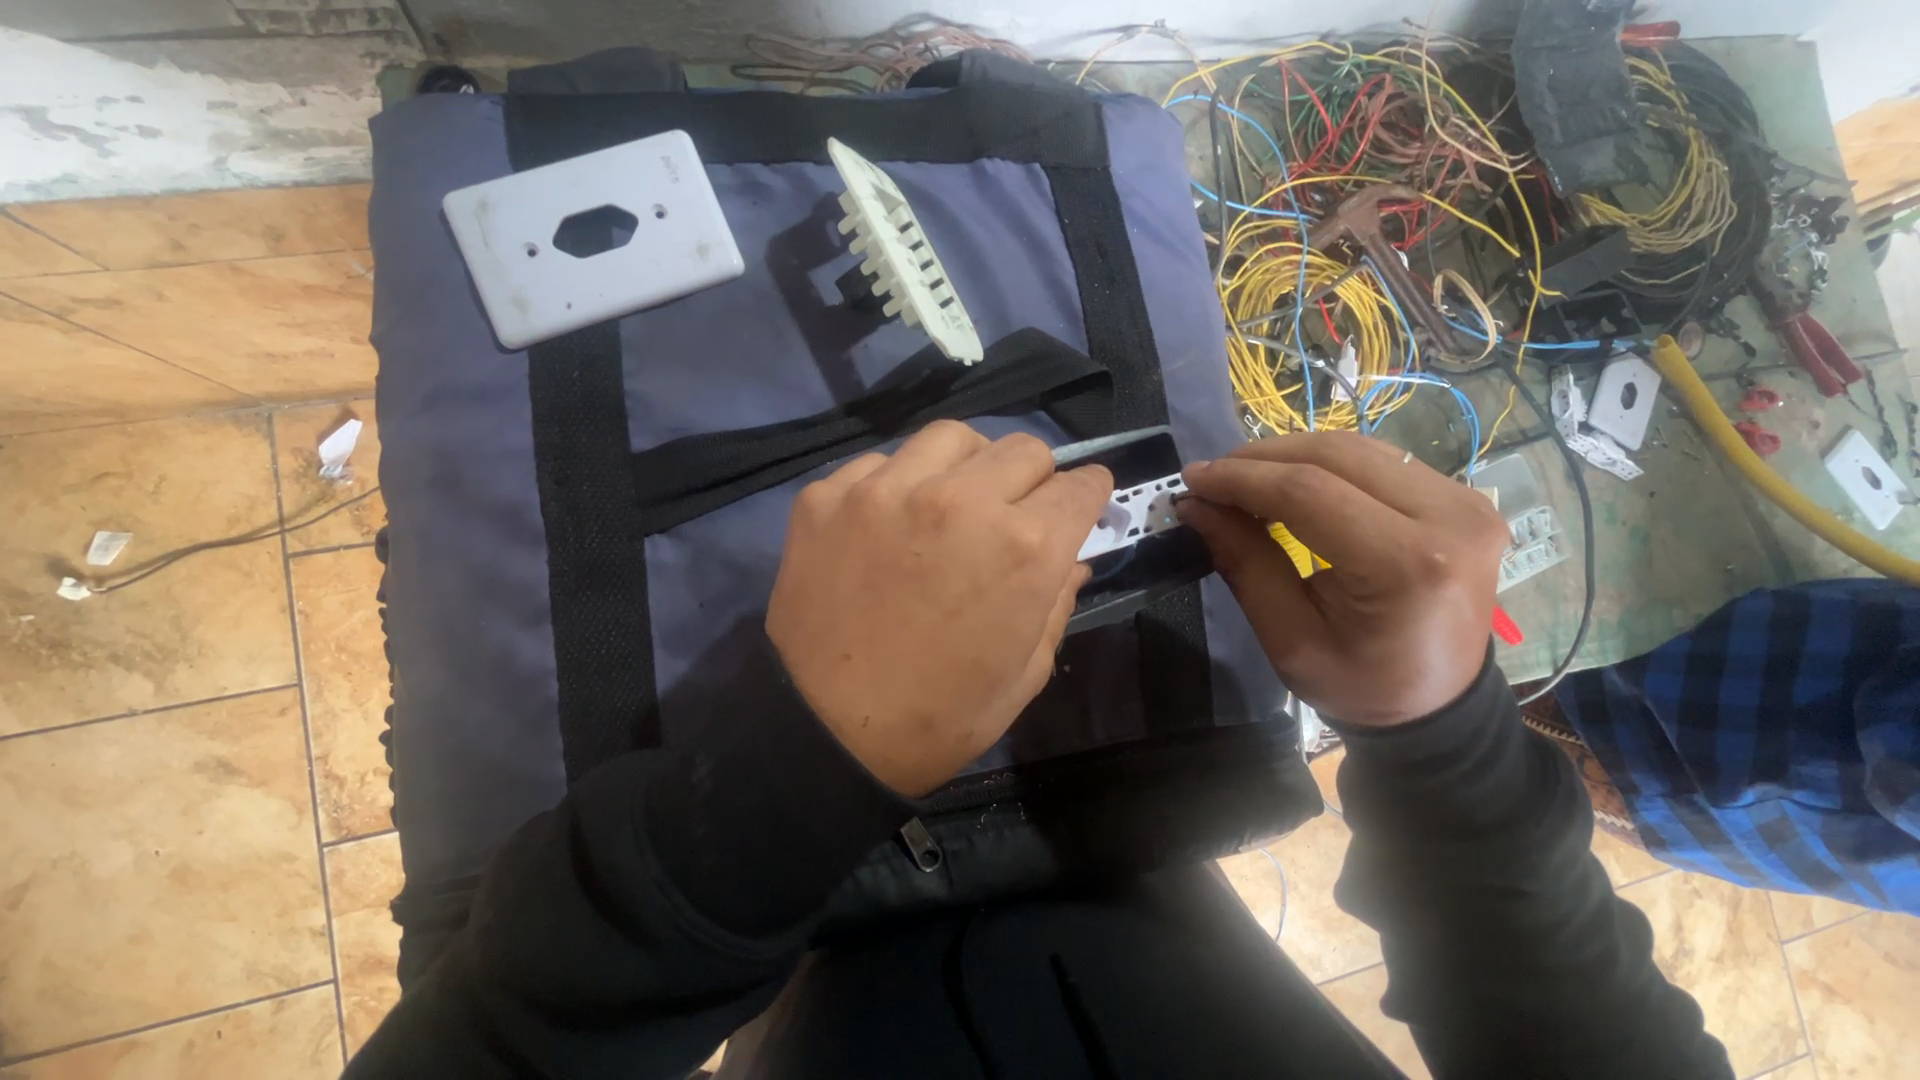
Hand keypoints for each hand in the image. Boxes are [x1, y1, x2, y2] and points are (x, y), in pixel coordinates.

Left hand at [767, 421, 1112, 795]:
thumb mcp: (1024, 674)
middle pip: (1024, 449)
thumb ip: (1056, 604)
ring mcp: (885, 491)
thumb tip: (1069, 560)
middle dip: (1035, 479)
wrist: (824, 735)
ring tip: (953, 501)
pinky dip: (899, 483)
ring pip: (952, 438)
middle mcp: (959, 501)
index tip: (1080, 505)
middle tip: (1016, 513)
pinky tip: (891, 522)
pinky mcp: (827, 497)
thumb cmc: (939, 718)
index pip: (1081, 486)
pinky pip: (881, 462)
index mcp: (1024, 548)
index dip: (1089, 496)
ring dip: (969, 465)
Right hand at [1176, 431, 1507, 726]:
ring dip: (1291, 455)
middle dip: (1261, 459)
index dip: (1242, 480)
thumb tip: (1197, 505)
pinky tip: (1290, 480)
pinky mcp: (1464, 497)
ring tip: (1243, 477)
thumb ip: (1245, 563)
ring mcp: (1465, 501)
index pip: (1308, 492)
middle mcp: (1448, 518)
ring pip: (1358, 448)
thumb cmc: (1359, 684)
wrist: (1439, 705)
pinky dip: (1327, 463)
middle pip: (1335, 456)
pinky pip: (1382, 460)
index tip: (1192, 479)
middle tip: (1211, 476)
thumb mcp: (1289, 638)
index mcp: (1407, 564)